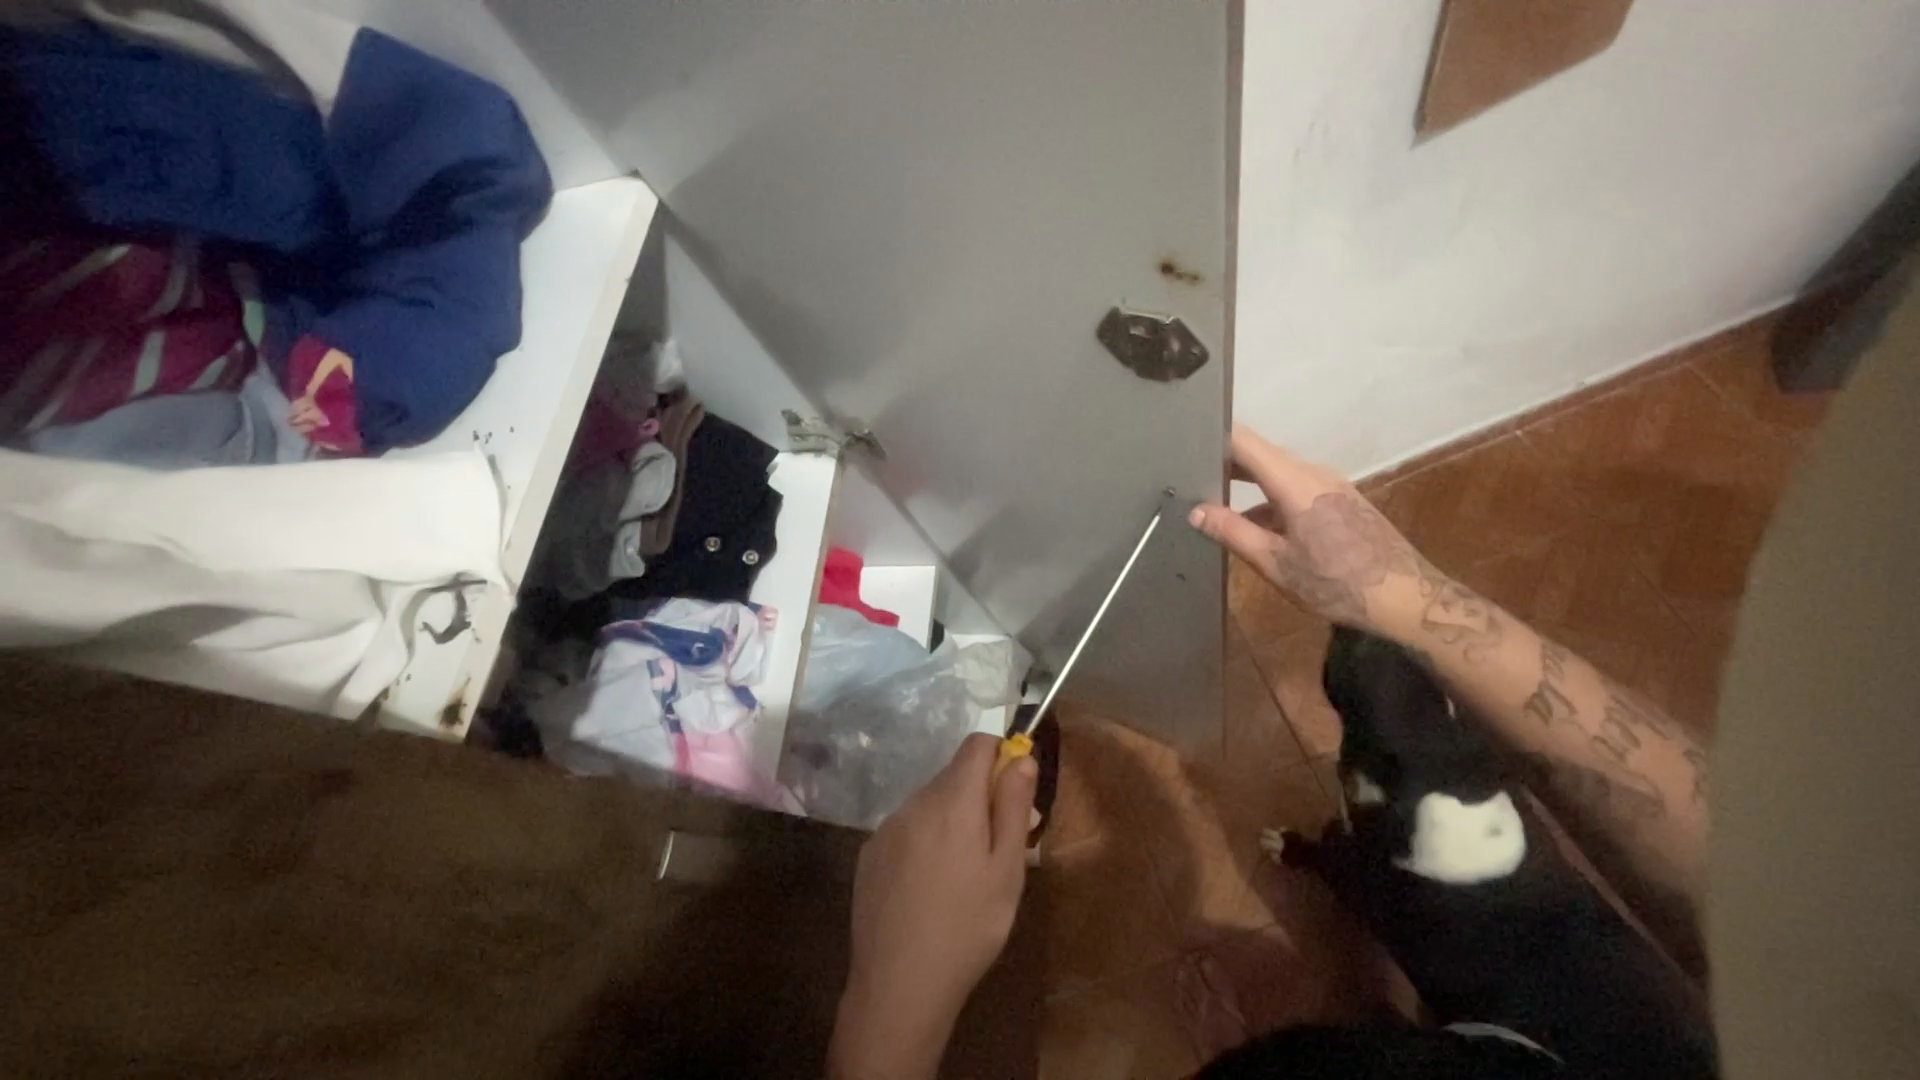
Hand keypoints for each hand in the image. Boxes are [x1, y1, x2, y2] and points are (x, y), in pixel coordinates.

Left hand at [829, 734, 1038, 1079]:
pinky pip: (907, 829)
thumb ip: (1013, 807)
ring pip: (930, 804)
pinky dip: (924, 841)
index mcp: (952, 801)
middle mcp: (915, 803)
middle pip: (954, 776)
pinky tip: (929, 887)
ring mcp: (887, 828)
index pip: (977, 744)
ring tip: (964, 876)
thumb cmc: (968, 928)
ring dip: (952, 820)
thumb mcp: (1006, 871)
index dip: (1001, 757)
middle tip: (1000, 848)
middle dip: (981, 797)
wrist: (898, 985)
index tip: (1015, 795)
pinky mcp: (869, 853)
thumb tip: (1021, 758)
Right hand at [1188, 424, 1433, 638]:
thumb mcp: (1275, 562)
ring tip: (1210, 497)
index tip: (1184, 444)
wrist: (1406, 599)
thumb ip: (1232, 532)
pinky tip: (1251, 523)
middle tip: (1186, 474)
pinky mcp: (1340, 500)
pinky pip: (1295, 487)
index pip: (1245, 441)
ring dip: (1246, 481)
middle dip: (1224, 460)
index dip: (1214, 435)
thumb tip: (1195, 511)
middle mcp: (1313, 473)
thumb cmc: (1335, 582)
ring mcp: (1330, 485)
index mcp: (1294, 482)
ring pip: (1278, 471)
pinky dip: (1268, 496)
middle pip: (1261, 453)